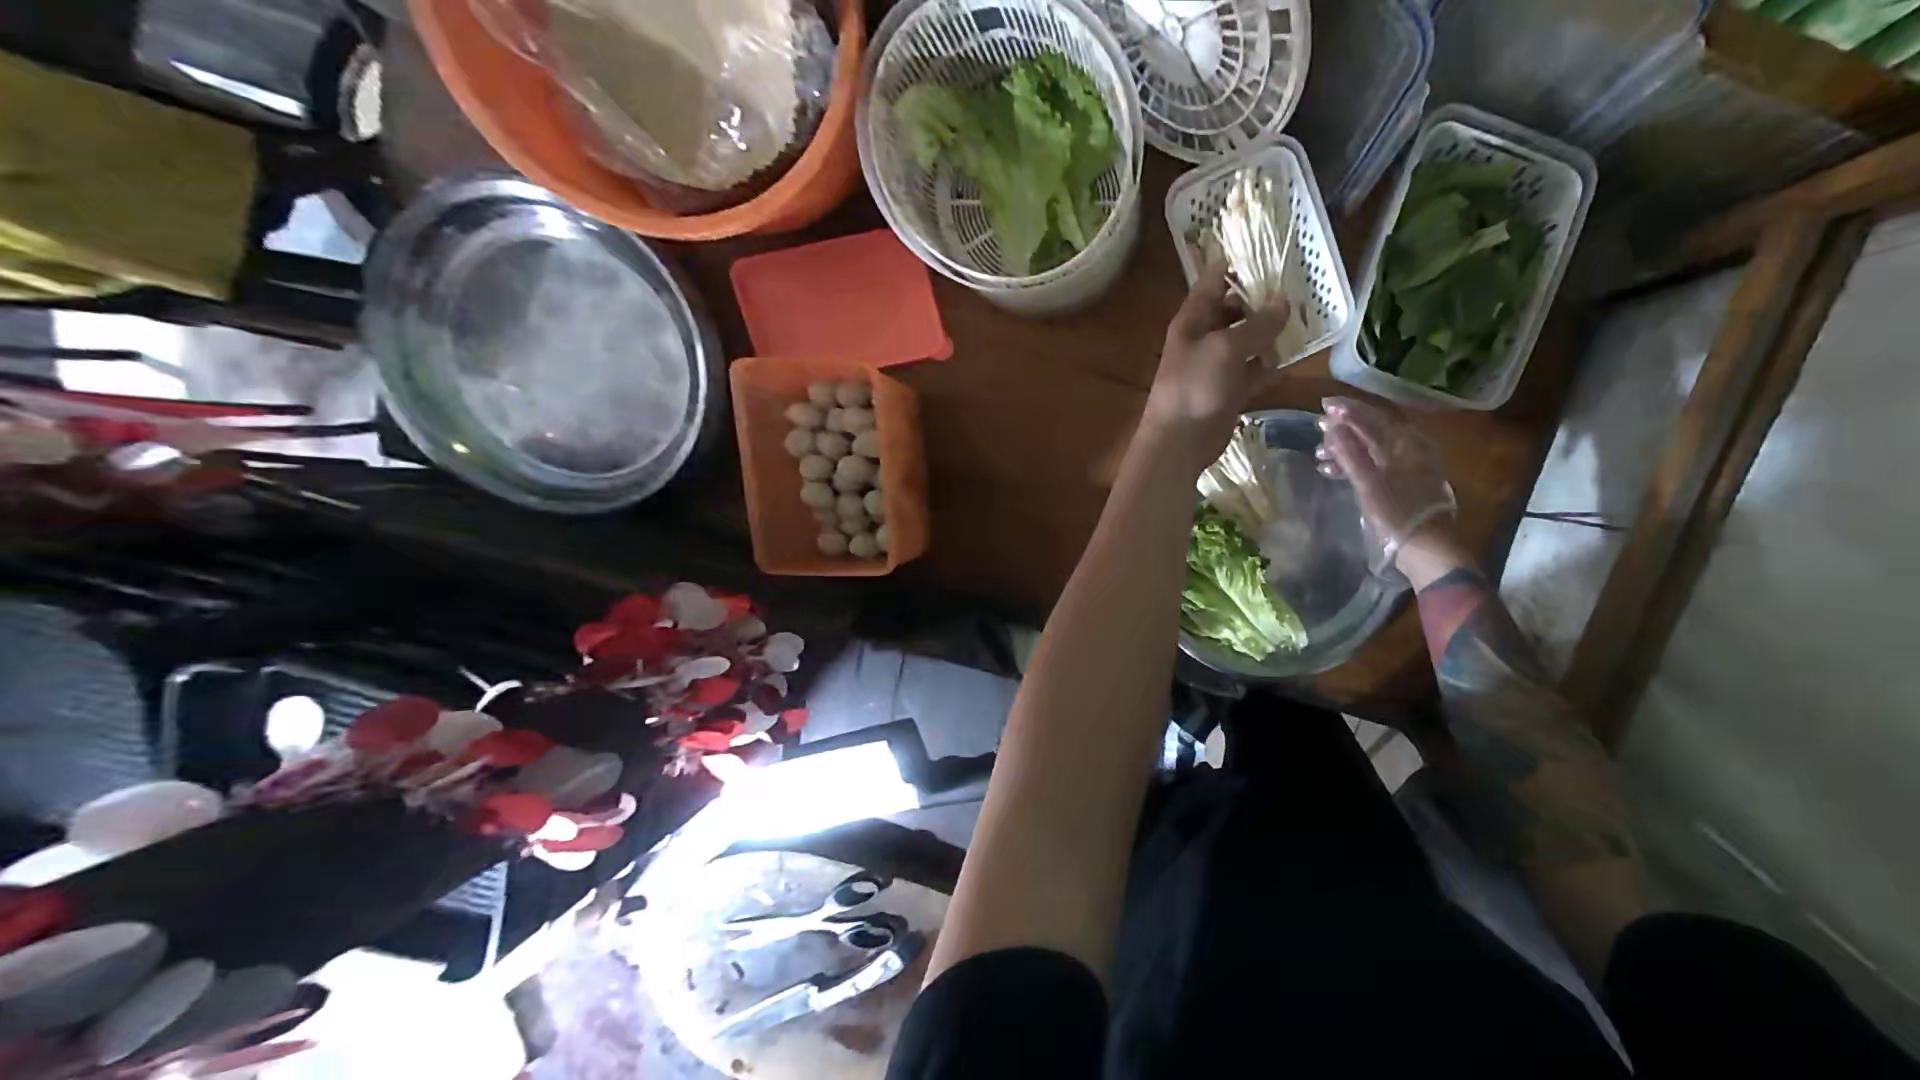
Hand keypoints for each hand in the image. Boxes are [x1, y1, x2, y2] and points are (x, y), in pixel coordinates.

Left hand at [1142, 262, 1290, 471]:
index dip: (1238, 263)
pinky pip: (1255, 368)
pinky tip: (1293, 356)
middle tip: (1301, 287)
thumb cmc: (1194, 386)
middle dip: (1263, 299)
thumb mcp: (1226, 347)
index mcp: (1193, 319)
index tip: (1270, 250)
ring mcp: (1218, 364)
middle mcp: (1204, 336)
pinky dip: (1270, 363)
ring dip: (1272, 332)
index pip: (1214, 280)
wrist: (1180, 440)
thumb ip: (1257, 324)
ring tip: (1307, 317)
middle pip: (1236, 308)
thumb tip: (1284, 302)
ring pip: (1249, 338)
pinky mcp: (1231, 388)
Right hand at [1315, 397, 1465, 582]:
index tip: (1324, 405)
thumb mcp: (1369, 483)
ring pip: (1372, 448)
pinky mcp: (1402, 481)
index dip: (1348, 411)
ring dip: (1345, 448)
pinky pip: (1374, 463)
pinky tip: (1333, 471)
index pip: (1373, 419)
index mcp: (1406, 444)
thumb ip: (1350, 453)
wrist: (1425, 546)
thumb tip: (1332, 425)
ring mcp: (1407, 465)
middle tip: (1318, 427)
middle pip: (1373, 431)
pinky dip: (1354, 463)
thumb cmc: (1397, 512)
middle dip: (1344, 429)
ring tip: (1319, 455)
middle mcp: (1410, 449)